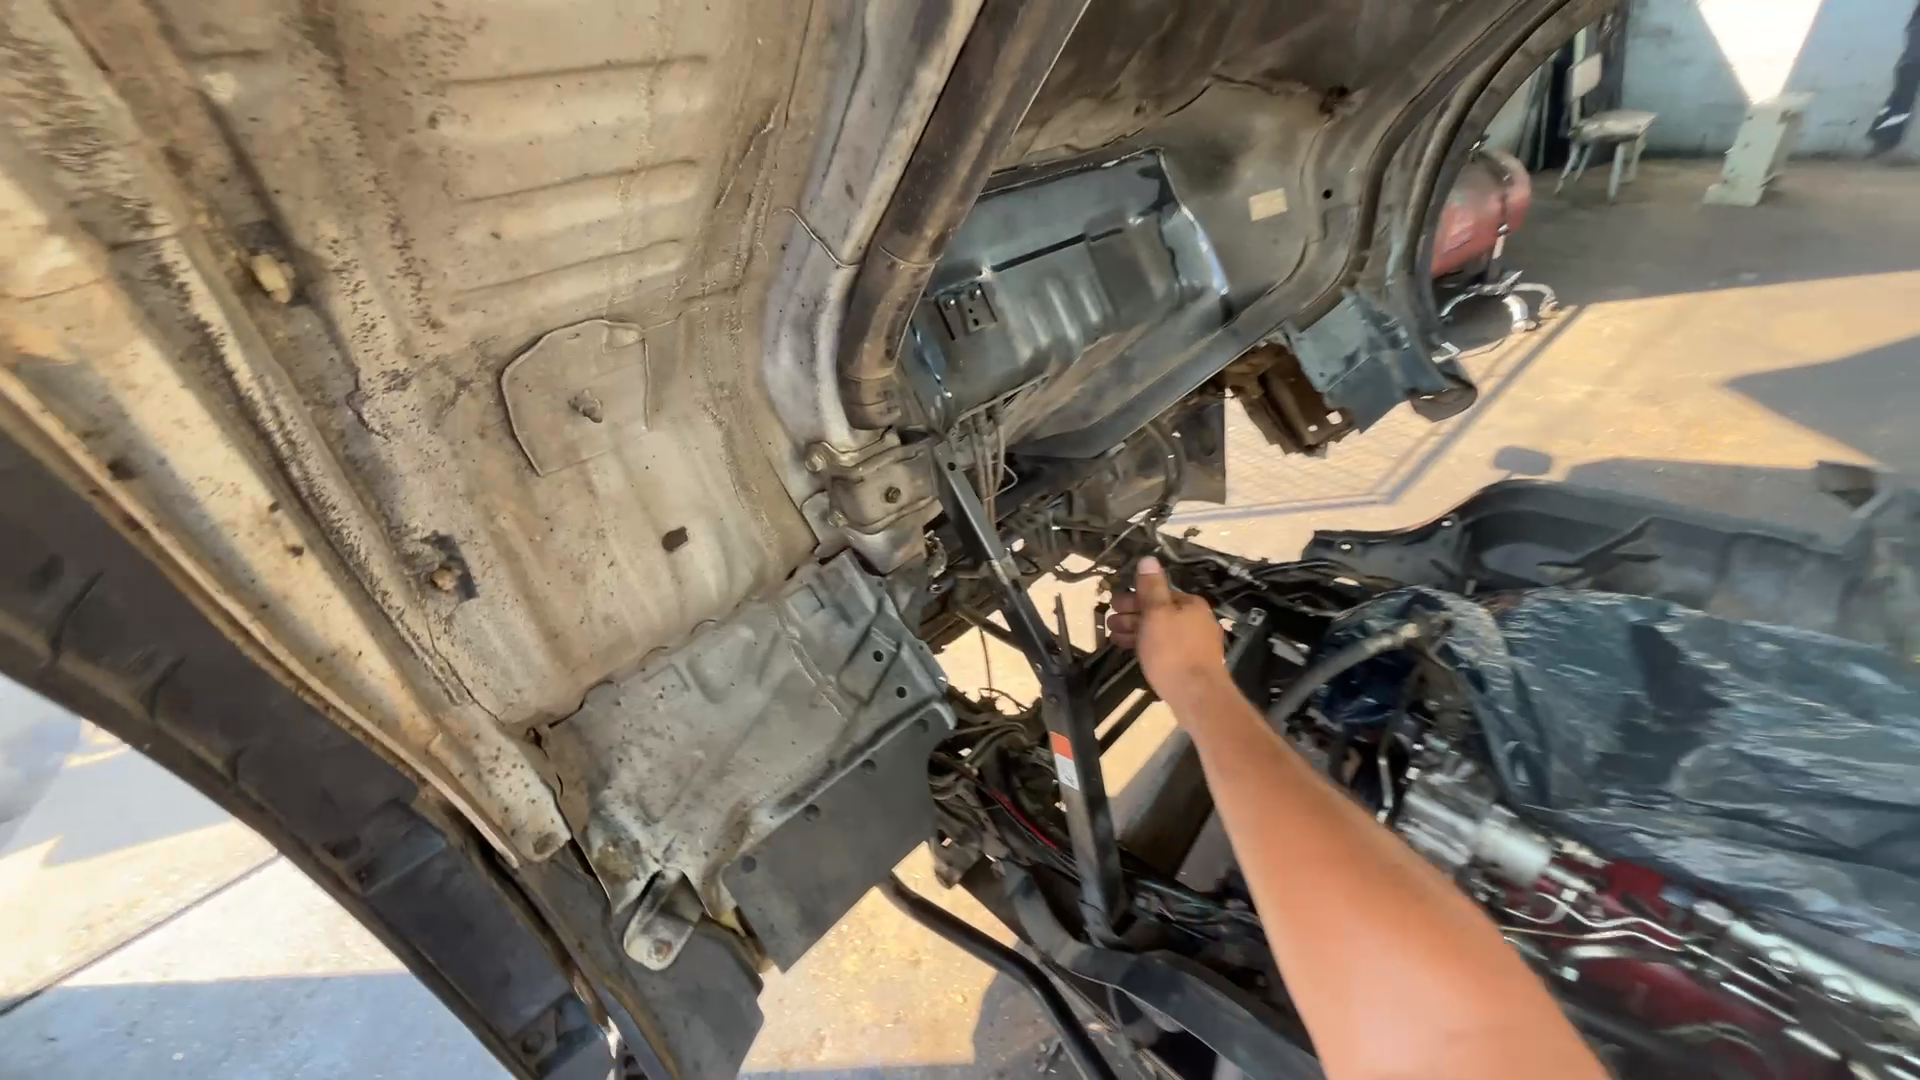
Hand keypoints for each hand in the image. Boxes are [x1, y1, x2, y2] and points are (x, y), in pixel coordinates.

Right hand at [1106, 556, 1227, 700]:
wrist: (1197, 695)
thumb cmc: (1173, 650)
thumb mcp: (1157, 613)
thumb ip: (1151, 587)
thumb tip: (1148, 559)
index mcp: (1191, 604)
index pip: (1158, 593)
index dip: (1133, 597)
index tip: (1112, 605)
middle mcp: (1197, 620)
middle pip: (1159, 612)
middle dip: (1132, 615)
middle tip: (1109, 622)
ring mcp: (1197, 643)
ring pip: (1161, 631)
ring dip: (1137, 632)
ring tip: (1115, 638)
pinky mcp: (1192, 664)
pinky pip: (1166, 648)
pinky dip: (1149, 647)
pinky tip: (1135, 653)